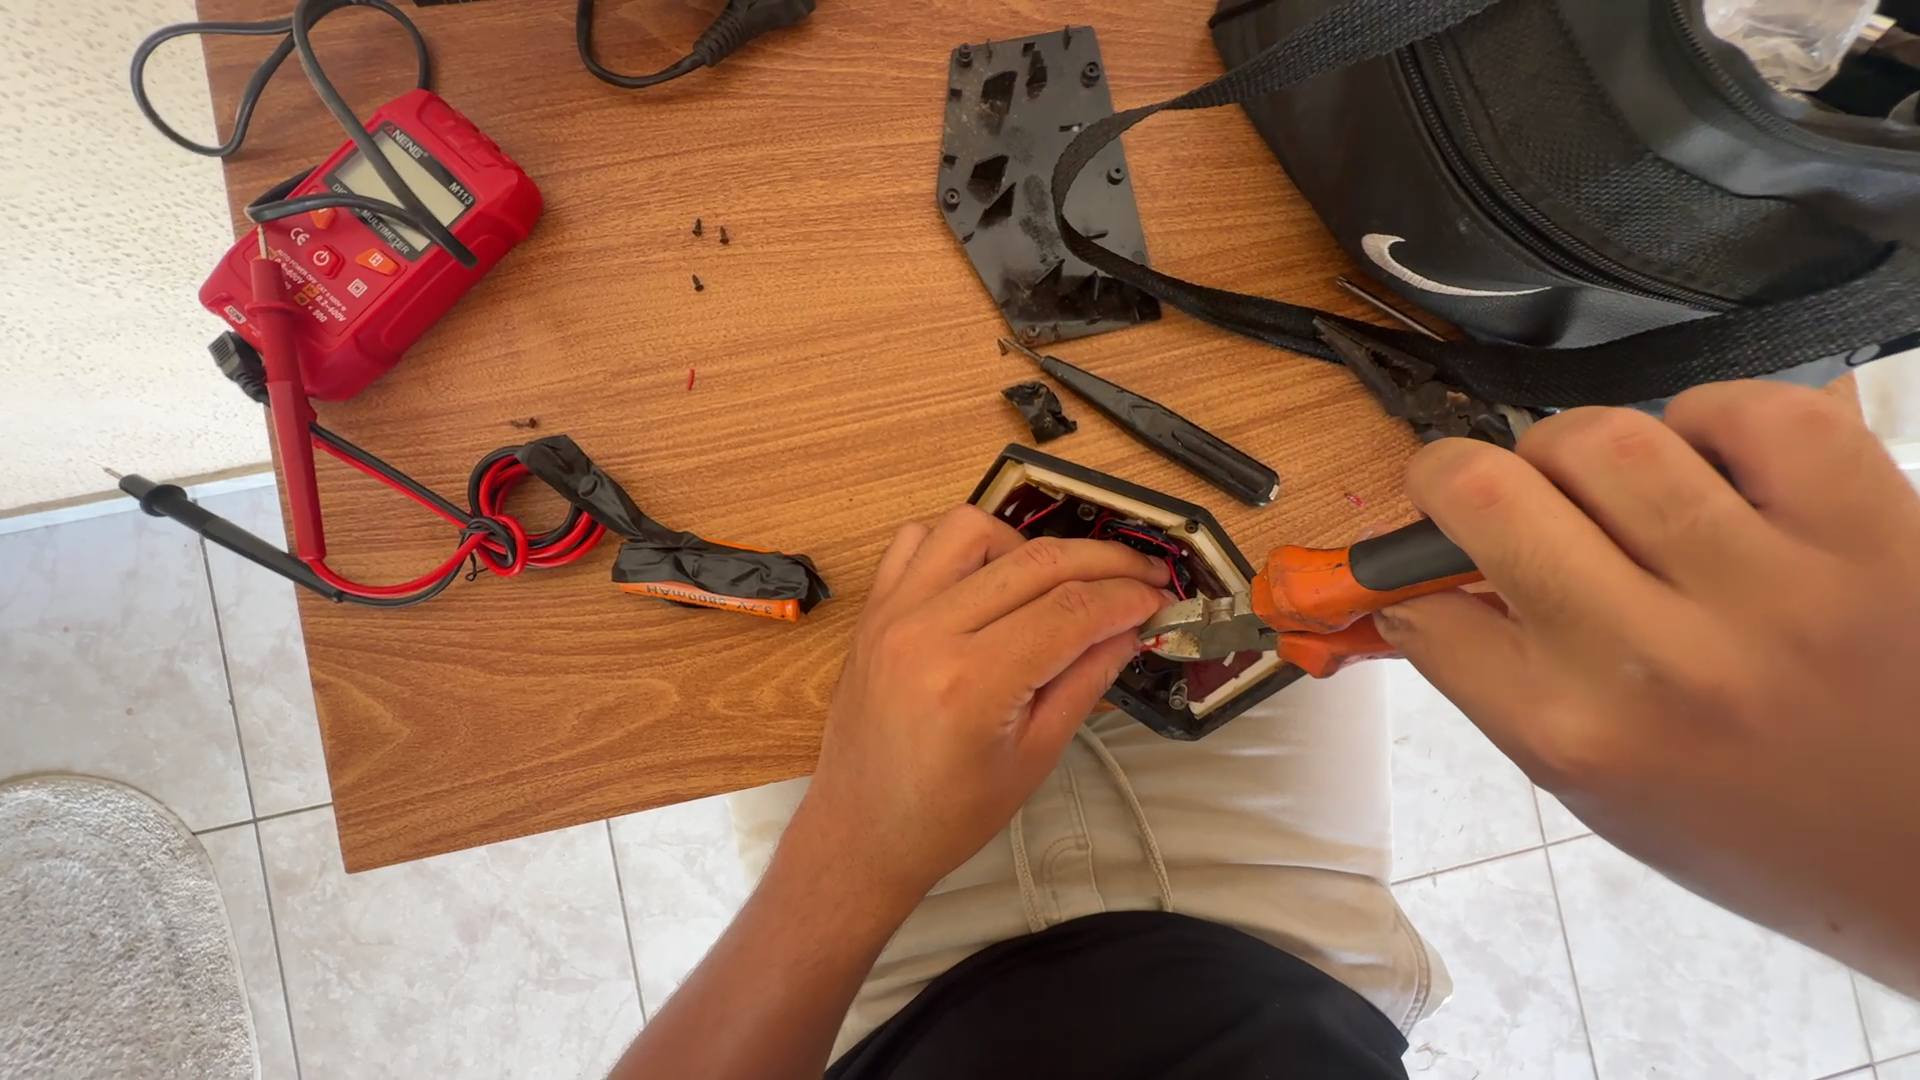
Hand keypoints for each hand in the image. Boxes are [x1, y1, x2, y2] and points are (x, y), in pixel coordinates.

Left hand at [790, 505, 1170, 910]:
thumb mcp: (1036, 756)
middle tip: (1142, 575)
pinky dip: (961, 545)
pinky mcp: (874, 608)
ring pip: (973, 528)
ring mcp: (893, 612)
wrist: (860, 830)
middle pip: (1035, 560)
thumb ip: (1086, 680)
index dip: (1127, 597)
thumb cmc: (948, 814)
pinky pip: (918, 540)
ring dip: (1028, 544)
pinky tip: (986, 579)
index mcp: (972, 682)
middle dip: (1104, 561)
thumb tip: (1130, 625)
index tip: (1160, 599)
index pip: (1071, 610)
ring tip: (1053, 583)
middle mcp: (927, 630)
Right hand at [1374, 381, 1919, 994]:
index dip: (1401, 581)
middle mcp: (1655, 658)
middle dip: (1442, 476)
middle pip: (1485, 495)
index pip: (1422, 610)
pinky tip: (1699, 467)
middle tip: (1460, 490)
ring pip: (1601, 439)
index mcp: (1571, 729)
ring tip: (1586, 484)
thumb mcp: (1582, 779)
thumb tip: (1422, 590)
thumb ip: (1487, 676)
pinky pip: (1756, 414)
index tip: (1416, 574)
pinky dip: (1704, 421)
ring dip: (1562, 449)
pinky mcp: (1882, 532)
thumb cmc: (1745, 828)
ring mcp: (1773, 588)